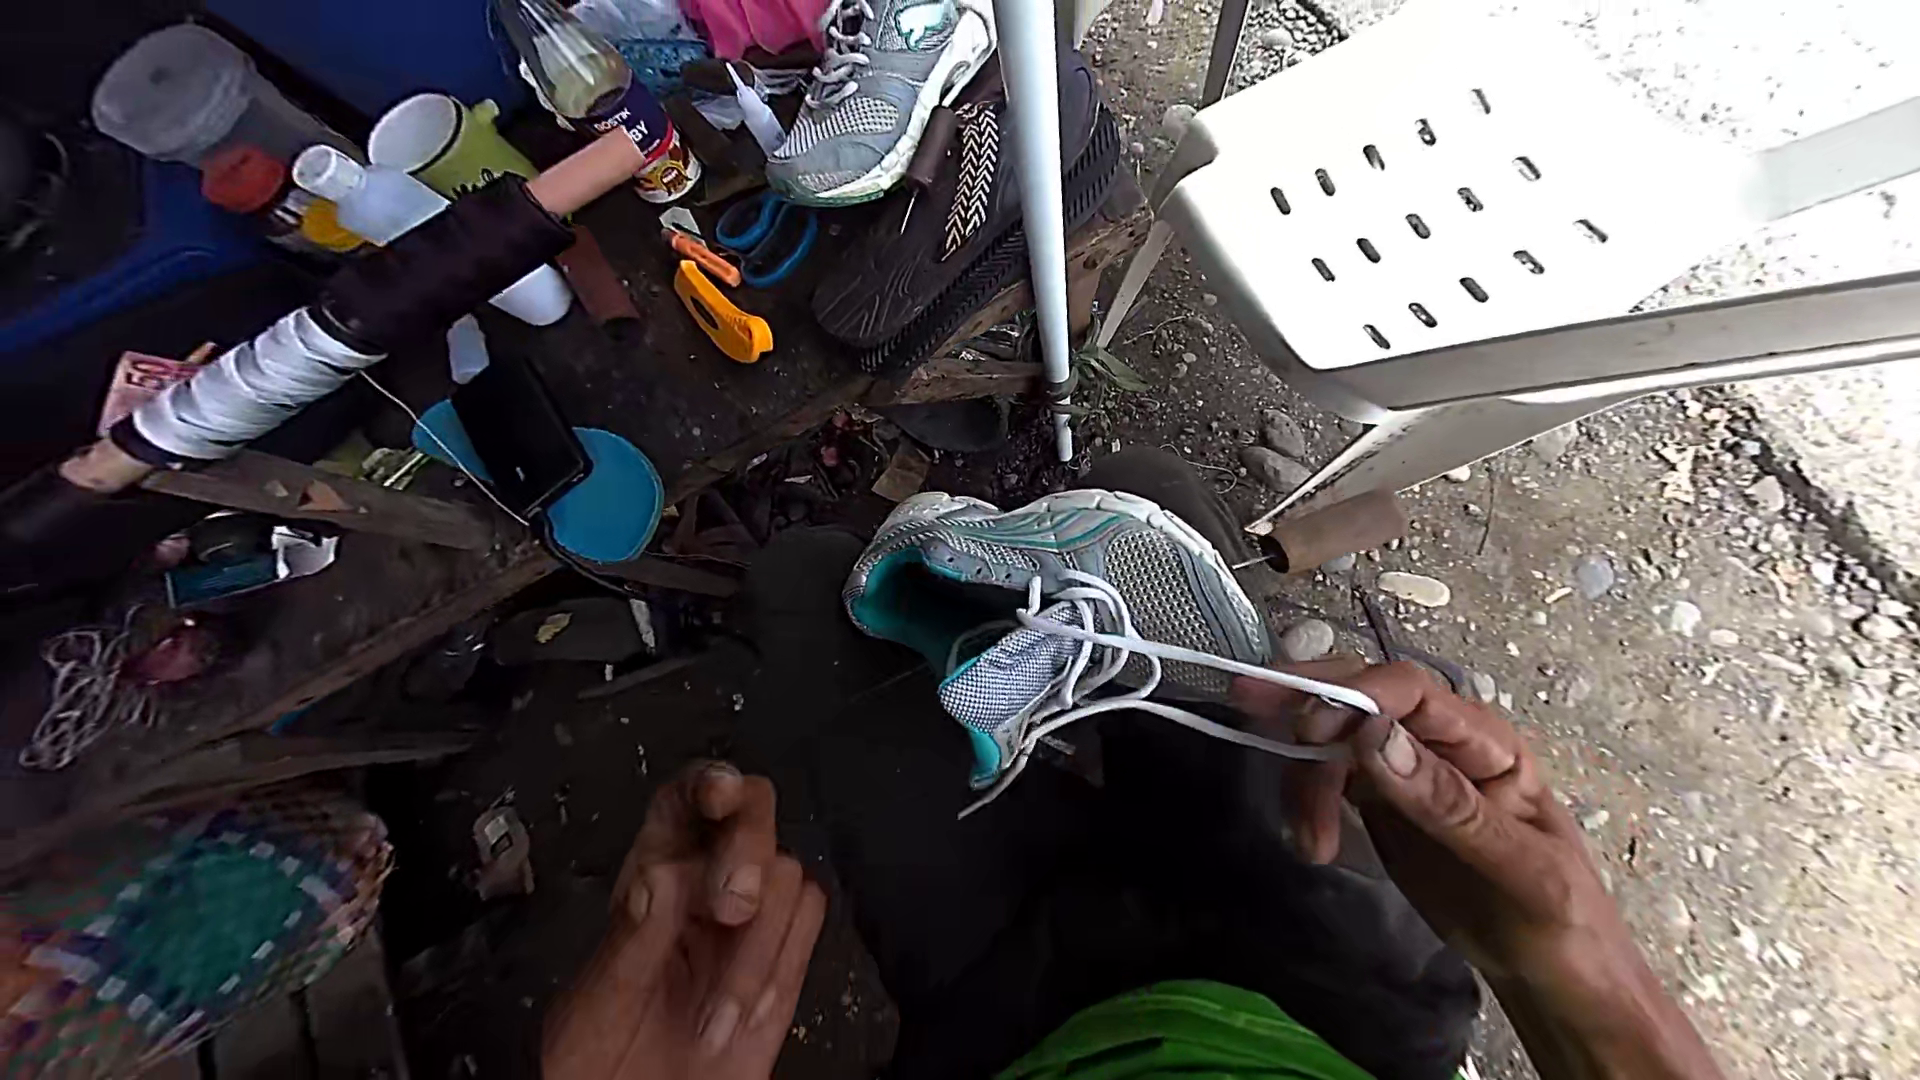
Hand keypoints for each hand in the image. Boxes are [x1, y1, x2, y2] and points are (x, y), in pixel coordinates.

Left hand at [543, 762, 825, 1079]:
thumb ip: (630, 942)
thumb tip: (666, 875)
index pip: (685, 801)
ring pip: (787, 870)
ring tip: (712, 1018)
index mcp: (654, 875)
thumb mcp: (595, 1011)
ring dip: (757, 944)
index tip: (718, 793)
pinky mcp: (786, 952)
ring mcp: (753, 915)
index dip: (708, 782)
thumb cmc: (597, 1068)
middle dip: (749, 848)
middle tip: (732, 905)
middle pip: (754, 813)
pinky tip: (746, 1011)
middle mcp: (709, 880)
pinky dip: (782, 960)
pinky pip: (809, 916)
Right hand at [1234, 662, 1724, 1079]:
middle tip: (1245, 702)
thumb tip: (1374, 734)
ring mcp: (1396, 760)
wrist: (1546, 974)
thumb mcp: (1521, 871)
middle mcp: (1432, 736)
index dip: (1353, 692)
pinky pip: (1320, 770)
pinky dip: (1302, 796)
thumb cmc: (1556, 923)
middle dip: (1299, 700)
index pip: (1409, 689)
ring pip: (1326, 735)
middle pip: (1354, 694)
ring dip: (1302, 777)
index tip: (1309, 725)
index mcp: (1482, 740)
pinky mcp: (1370, 787)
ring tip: (1307, 839)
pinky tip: (1308, 838)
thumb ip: (1448, 801)